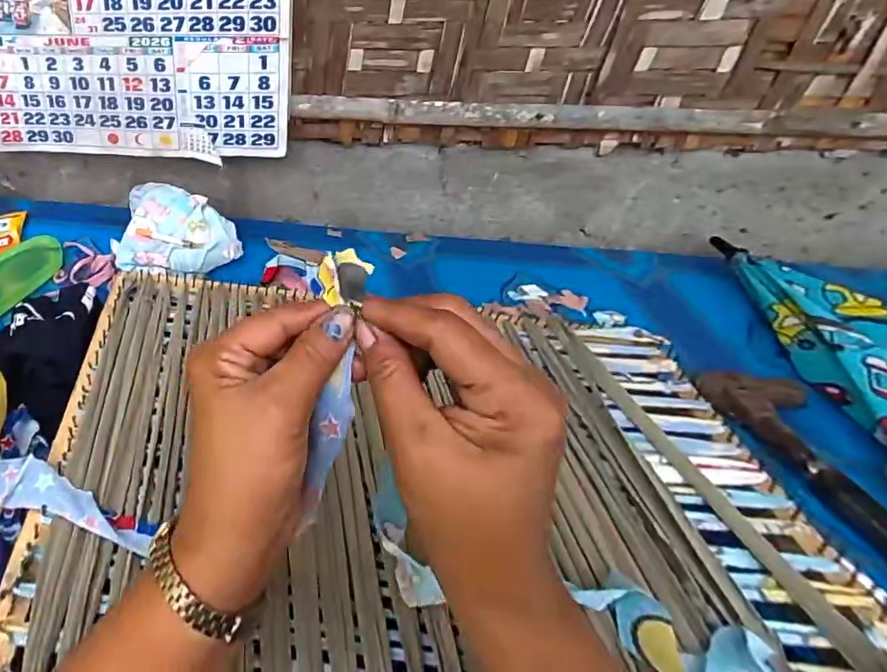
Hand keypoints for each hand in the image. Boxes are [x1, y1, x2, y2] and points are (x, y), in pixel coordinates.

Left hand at [170, 300, 352, 610]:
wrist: (240, 542)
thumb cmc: (251, 469)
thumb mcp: (282, 404)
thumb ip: (313, 356)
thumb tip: (342, 315)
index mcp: (221, 354)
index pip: (275, 320)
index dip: (316, 314)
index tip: (359, 311)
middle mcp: (234, 365)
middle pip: (288, 338)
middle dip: (326, 340)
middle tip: (367, 340)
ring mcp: (253, 390)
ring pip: (300, 362)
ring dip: (330, 364)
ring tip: (363, 364)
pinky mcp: (273, 413)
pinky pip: (303, 387)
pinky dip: (325, 386)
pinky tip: (349, 383)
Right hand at [356, 296, 569, 619]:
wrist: (497, 577)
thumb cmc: (456, 523)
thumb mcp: (415, 446)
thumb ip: (391, 377)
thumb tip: (365, 327)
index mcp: (519, 396)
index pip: (449, 331)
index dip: (398, 314)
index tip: (354, 309)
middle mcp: (532, 380)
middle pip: (461, 320)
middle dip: (407, 317)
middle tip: (362, 328)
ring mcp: (526, 386)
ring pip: (463, 330)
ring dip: (416, 330)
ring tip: (376, 346)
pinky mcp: (513, 395)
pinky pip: (467, 353)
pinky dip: (430, 349)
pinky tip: (402, 359)